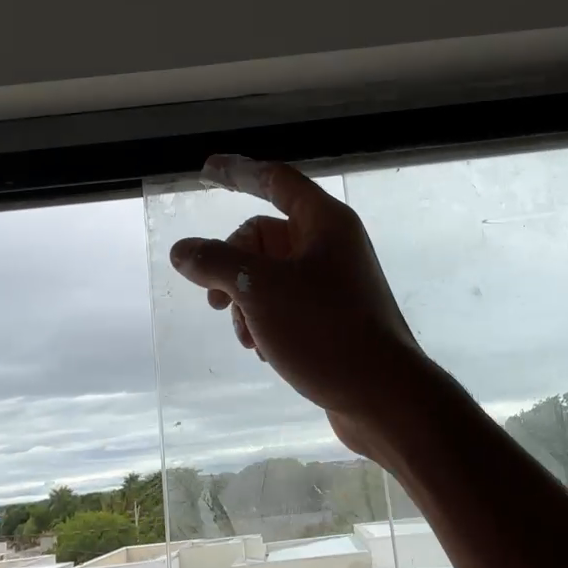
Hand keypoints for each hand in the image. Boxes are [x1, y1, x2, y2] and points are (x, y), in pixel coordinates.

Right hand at [169, 155, 428, 456]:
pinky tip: (264, 351)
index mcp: (325, 223)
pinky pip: (288, 306)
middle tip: (216, 302)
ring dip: (247, 303)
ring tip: (246, 338)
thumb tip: (184, 250)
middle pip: (266, 237)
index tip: (206, 170)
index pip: (275, 181)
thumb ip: (216, 263)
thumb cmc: (325, 330)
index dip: (238, 172)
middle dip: (233, 267)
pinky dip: (267, 322)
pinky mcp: (336, 320)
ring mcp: (337, 285)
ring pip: (273, 277)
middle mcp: (334, 246)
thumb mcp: (260, 291)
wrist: (384, 397)